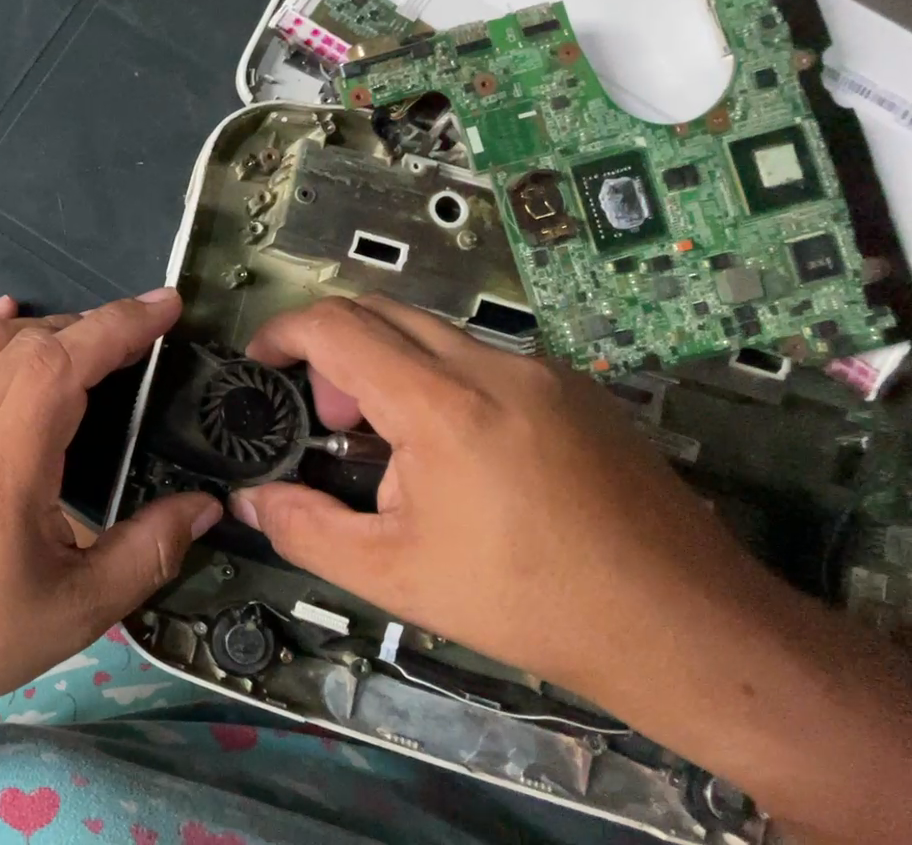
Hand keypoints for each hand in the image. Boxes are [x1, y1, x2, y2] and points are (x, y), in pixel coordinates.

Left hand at [0, 291, 221, 721]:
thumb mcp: (80, 608)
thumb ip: (149, 550)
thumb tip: (206, 505)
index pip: (58, 366)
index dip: (114, 327)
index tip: (164, 309)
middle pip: (26, 345)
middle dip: (92, 325)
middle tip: (143, 337)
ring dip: (43, 327)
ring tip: (89, 339)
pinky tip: (3, 315)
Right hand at [228, 295, 773, 690]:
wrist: (687, 627)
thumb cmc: (528, 601)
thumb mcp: (391, 576)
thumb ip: (302, 529)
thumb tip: (250, 500)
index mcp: (441, 406)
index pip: (336, 327)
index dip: (282, 333)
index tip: (260, 363)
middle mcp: (493, 368)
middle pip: (379, 310)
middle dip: (329, 347)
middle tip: (326, 417)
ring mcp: (543, 373)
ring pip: (431, 330)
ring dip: (383, 363)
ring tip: (385, 441)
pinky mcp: (576, 390)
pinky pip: (479, 356)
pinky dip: (434, 377)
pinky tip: (450, 450)